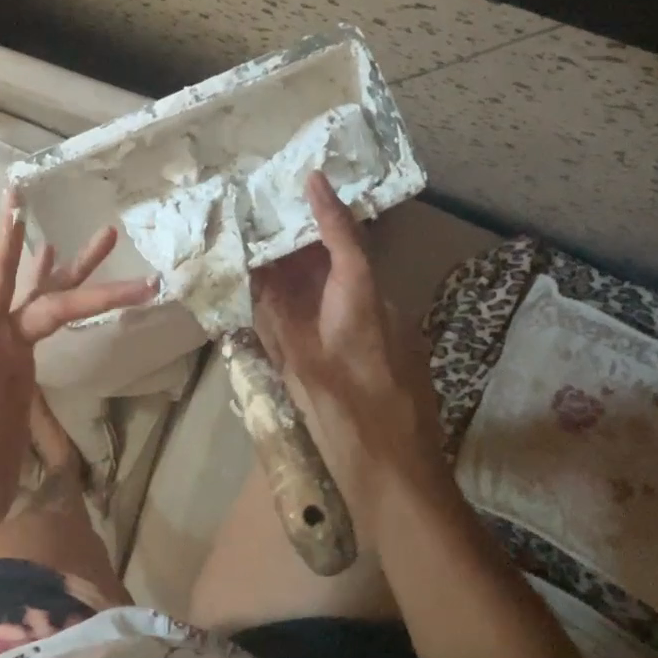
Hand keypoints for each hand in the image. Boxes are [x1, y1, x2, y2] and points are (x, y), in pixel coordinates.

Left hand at [0, 202, 155, 555]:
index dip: (7, 251)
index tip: (19, 208)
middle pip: (39, 295)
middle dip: (79, 272)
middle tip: (112, 233)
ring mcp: (7, 353)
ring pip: (44, 299)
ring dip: (73, 269)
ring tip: (105, 234)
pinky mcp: (20, 368)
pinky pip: (44, 321)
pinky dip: (57, 292)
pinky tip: (62, 268)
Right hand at [253, 172, 443, 491]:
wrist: (402, 480)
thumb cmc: (348, 419)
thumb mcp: (300, 366)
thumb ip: (278, 319)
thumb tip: (255, 278)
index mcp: (361, 303)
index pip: (344, 241)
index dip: (327, 208)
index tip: (311, 176)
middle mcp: (382, 308)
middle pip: (348, 260)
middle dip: (315, 239)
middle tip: (278, 221)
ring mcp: (393, 332)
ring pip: (353, 287)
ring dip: (320, 272)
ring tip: (282, 259)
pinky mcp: (395, 355)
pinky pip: (358, 311)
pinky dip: (329, 301)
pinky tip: (305, 310)